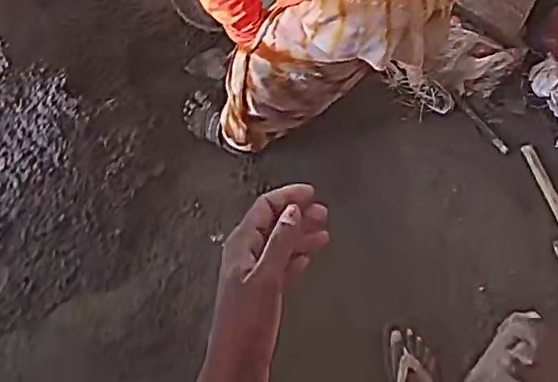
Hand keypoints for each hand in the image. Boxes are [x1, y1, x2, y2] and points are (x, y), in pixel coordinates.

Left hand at [198, 184, 331, 381]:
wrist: (236, 368)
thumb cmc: (243, 327)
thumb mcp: (266, 277)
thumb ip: (280, 241)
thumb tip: (292, 211)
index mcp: (241, 244)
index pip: (265, 205)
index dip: (288, 195)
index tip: (309, 192)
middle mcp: (244, 255)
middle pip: (274, 222)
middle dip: (298, 213)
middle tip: (320, 209)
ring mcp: (252, 274)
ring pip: (280, 242)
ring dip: (300, 233)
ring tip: (321, 228)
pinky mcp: (260, 293)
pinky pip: (281, 263)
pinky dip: (295, 255)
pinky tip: (305, 257)